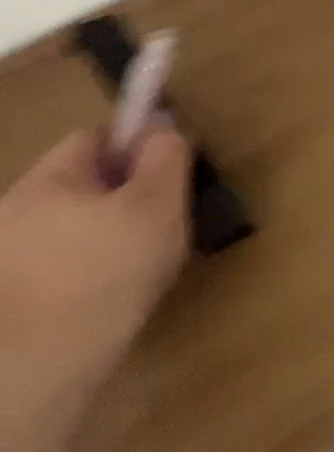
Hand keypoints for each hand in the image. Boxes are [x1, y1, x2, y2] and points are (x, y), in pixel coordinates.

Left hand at [0, 125, 190, 451]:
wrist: (51, 354)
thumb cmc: (113, 264)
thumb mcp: (159, 201)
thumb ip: (165, 156)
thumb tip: (163, 126)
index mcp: (43, 182)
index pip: (92, 137)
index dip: (135, 143)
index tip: (170, 166)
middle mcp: (10, 210)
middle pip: (78, 180)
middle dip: (121, 187)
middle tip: (164, 209)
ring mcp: (4, 253)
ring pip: (67, 218)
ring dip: (104, 224)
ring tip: (142, 250)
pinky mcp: (9, 288)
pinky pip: (56, 253)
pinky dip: (86, 257)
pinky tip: (110, 279)